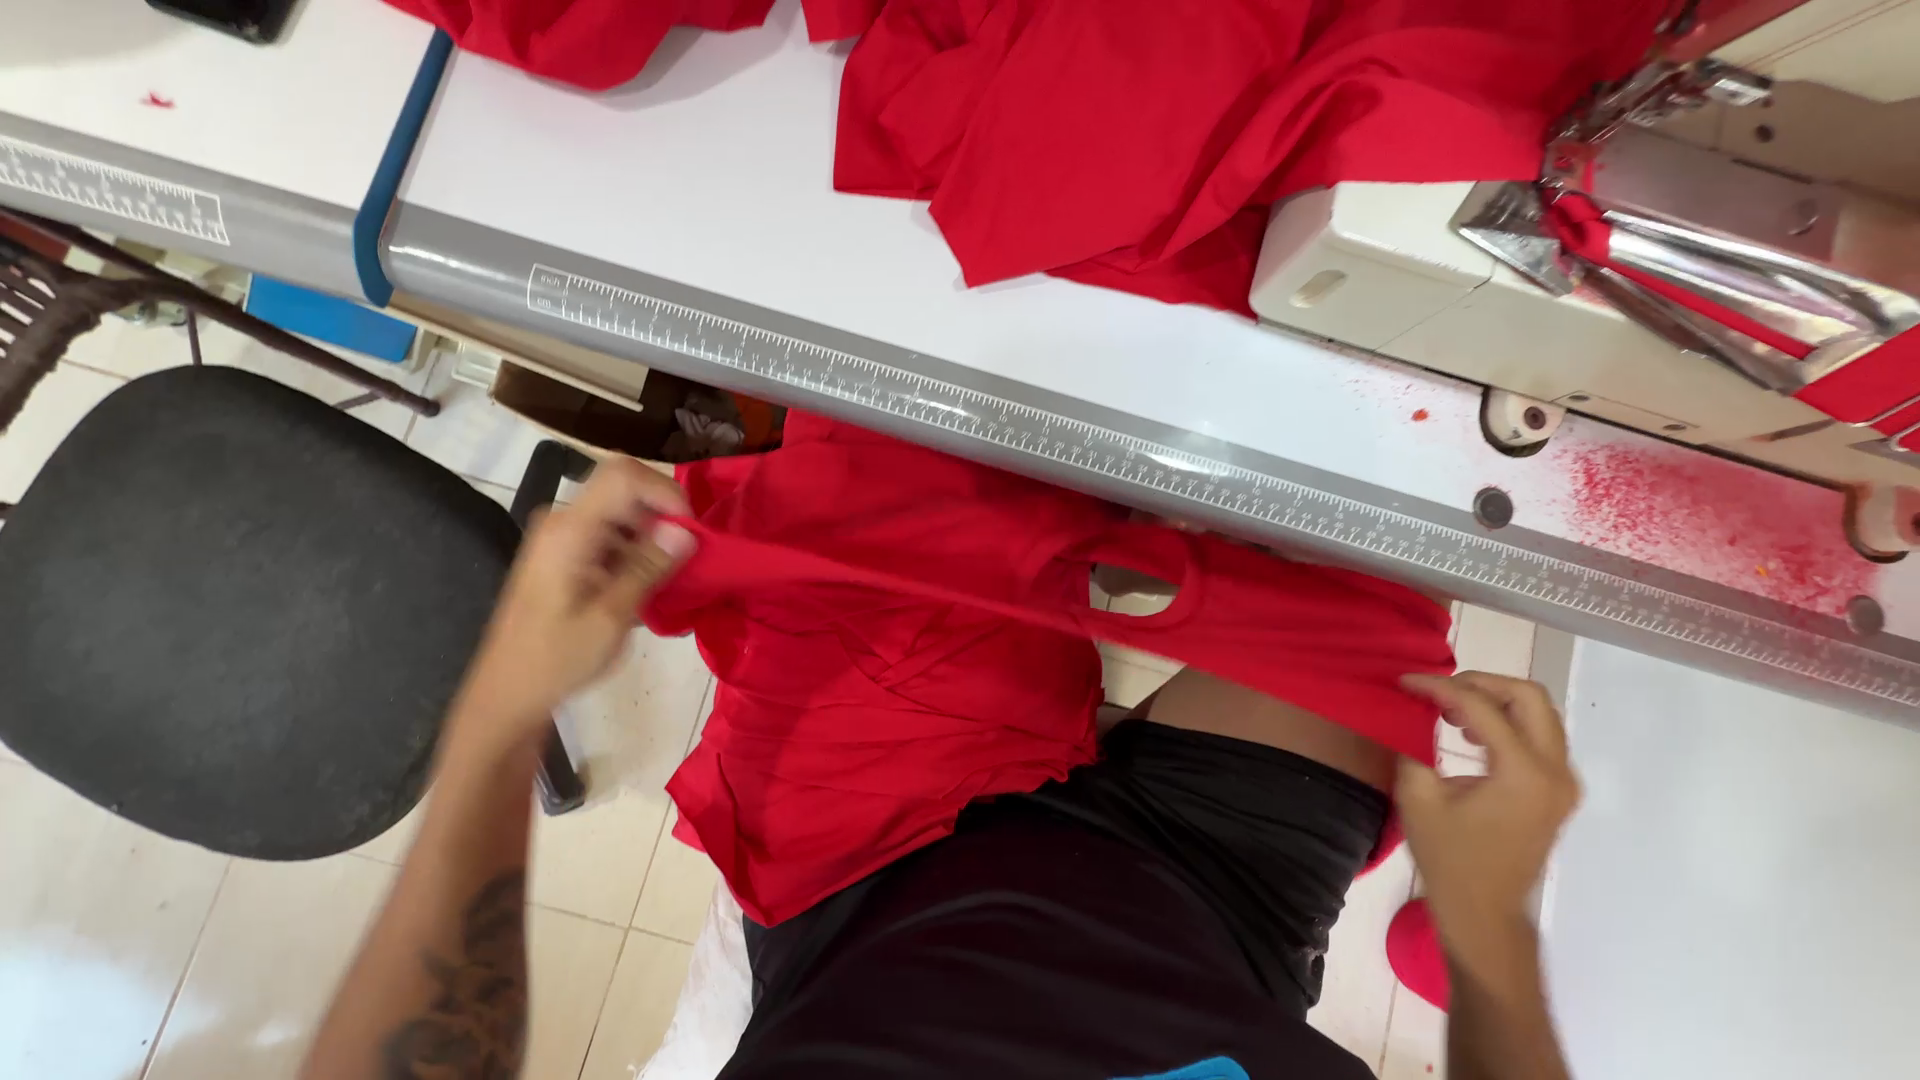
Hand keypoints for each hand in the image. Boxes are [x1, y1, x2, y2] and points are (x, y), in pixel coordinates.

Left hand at [451, 457, 695, 750]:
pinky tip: (646, 588)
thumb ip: (648, 567)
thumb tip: (686, 531)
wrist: (508, 693)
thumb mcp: (611, 617)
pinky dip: (637, 552)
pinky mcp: (566, 553)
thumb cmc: (557, 660)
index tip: (690, 536)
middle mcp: (564, 521)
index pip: (625, 476)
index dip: (667, 494)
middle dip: (665, 518)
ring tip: (670, 581)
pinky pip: (612, 534)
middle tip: (687, 561)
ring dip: (654, 538)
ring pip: (624, 512)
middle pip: (627, 490)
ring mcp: (563, 536)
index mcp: (571, 530)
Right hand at [1396, 672, 1580, 966]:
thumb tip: (1410, 712)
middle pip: (1528, 697)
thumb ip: (1415, 744)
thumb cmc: (1449, 857)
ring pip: (1539, 713)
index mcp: (1523, 773)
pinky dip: (1505, 721)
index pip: (1482, 707)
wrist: (1484, 910)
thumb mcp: (1418, 797)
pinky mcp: (1557, 791)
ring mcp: (1563, 782)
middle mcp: (1555, 771)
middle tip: (1438, 690)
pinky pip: (1538, 736)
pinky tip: (1469, 734)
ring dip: (1494, 700)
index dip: (1439, 688)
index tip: (1405, 682)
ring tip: (1450, 710)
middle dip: (1480, 683)